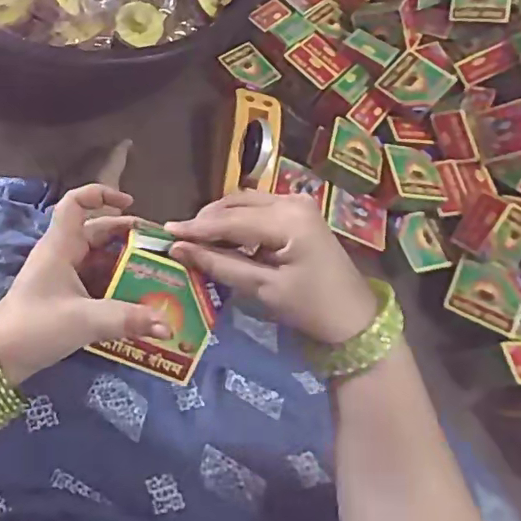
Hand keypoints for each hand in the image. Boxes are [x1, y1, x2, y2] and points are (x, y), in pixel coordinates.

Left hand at [0, 184, 170, 382]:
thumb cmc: (35, 326)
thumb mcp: (84, 320)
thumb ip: (127, 319)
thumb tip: (168, 324)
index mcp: (60, 246)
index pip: (76, 202)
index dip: (102, 194)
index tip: (130, 202)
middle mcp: (62, 254)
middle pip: (97, 230)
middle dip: (127, 232)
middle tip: (158, 244)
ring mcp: (62, 275)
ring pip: (99, 256)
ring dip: (124, 259)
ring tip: (155, 268)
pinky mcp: (64, 295)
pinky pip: (96, 278)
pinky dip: (116, 281)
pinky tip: (137, 295)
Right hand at [166, 191, 378, 344]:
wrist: (355, 319)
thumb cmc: (311, 307)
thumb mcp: (263, 288)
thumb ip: (219, 264)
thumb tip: (179, 249)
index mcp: (287, 219)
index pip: (230, 219)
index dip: (195, 227)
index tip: (165, 232)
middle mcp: (292, 201)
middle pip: (236, 204)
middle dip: (206, 220)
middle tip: (179, 239)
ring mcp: (298, 203)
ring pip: (245, 203)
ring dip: (221, 219)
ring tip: (196, 239)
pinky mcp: (299, 212)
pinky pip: (258, 209)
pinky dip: (238, 221)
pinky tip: (223, 238)